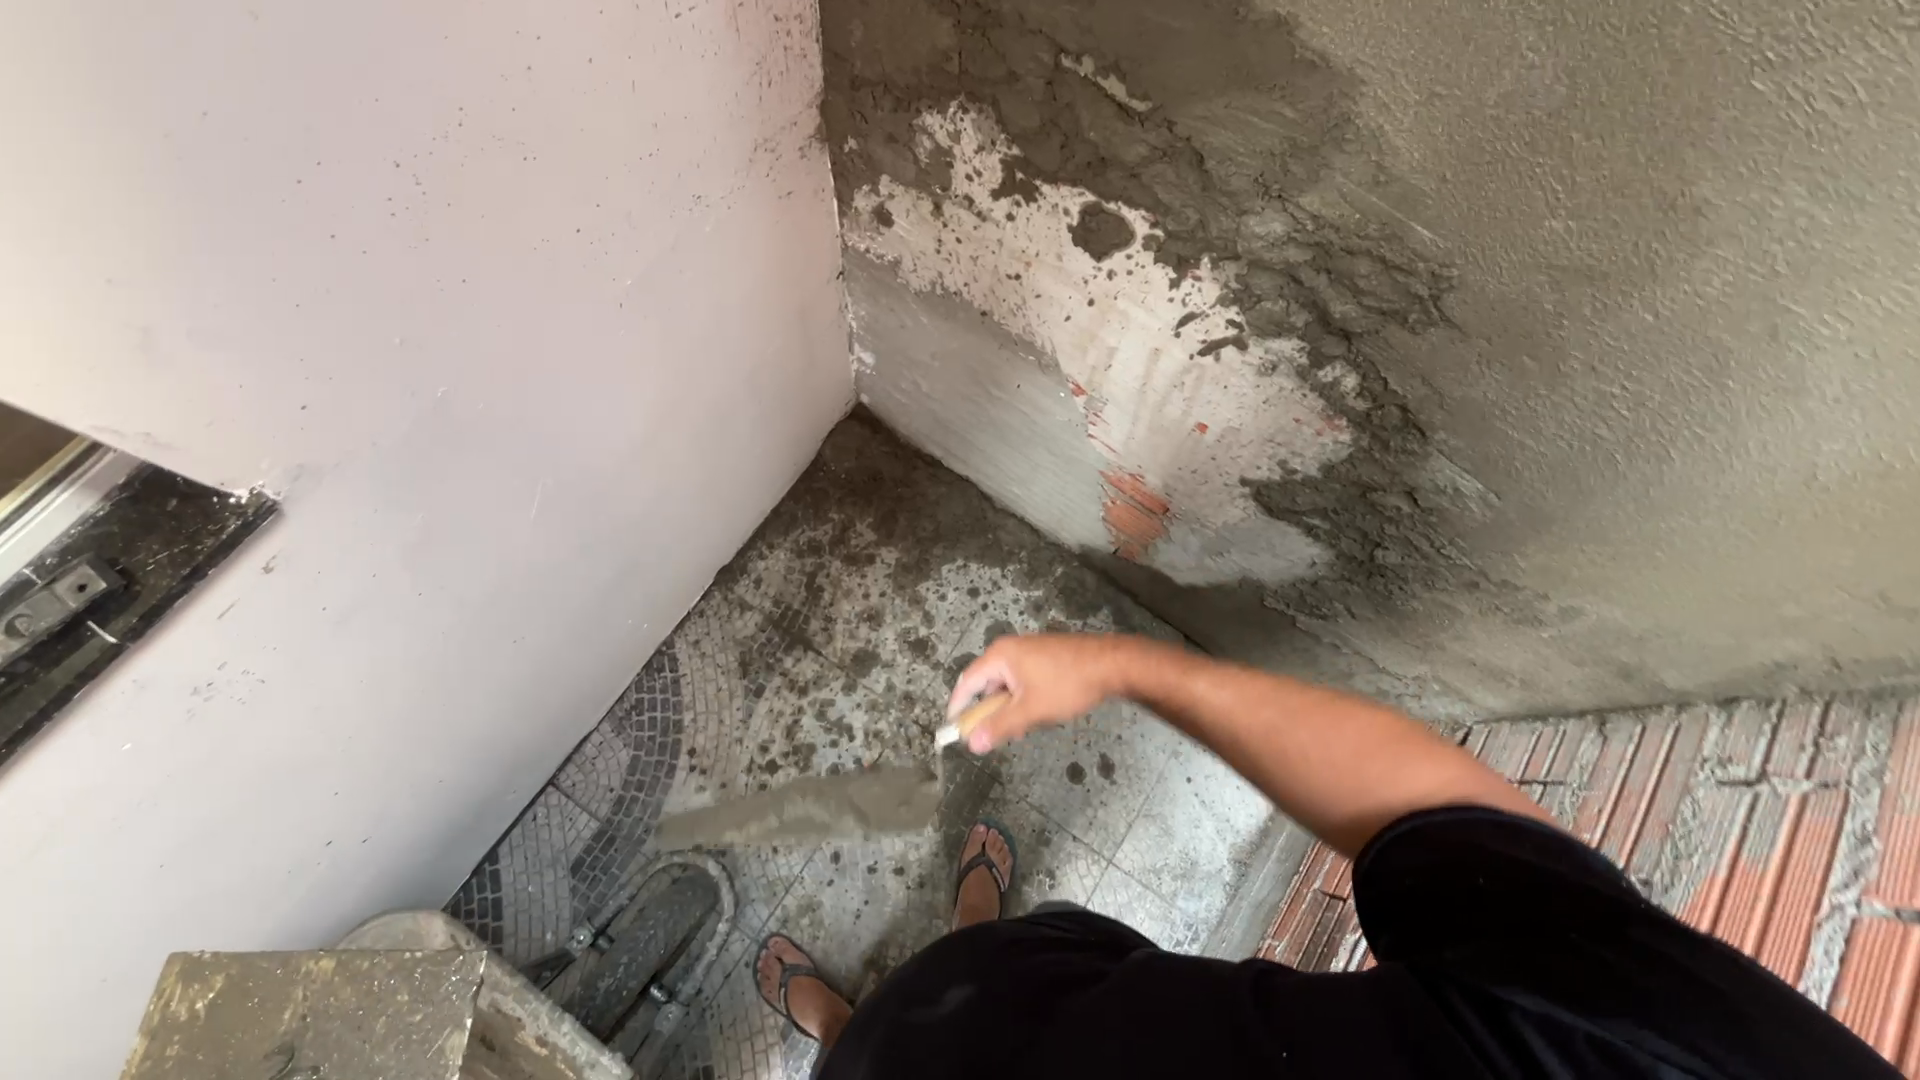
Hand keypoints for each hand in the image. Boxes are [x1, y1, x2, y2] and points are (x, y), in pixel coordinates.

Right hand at [946, 633, 1144, 752]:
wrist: (1112, 664)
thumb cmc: (1067, 684)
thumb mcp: (1031, 710)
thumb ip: (999, 727)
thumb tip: (971, 744)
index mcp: (1000, 656)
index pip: (966, 682)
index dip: (958, 707)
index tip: (954, 730)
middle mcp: (1010, 649)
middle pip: (986, 683)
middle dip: (989, 711)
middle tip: (995, 734)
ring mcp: (1029, 651)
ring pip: (1007, 685)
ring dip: (1009, 707)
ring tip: (1024, 726)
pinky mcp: (1045, 657)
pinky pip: (1023, 680)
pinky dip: (1023, 698)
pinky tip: (1039, 713)